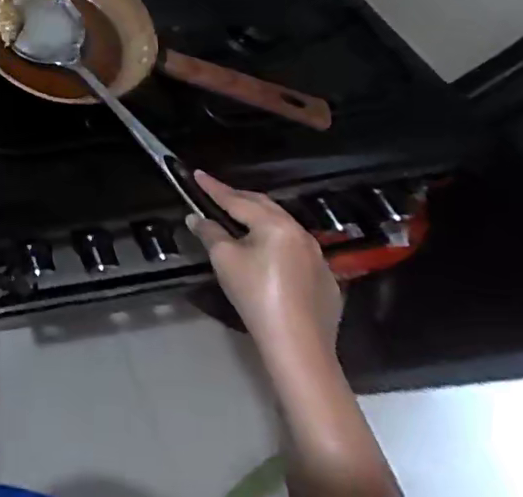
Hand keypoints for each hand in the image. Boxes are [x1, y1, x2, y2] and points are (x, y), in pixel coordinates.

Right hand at [189, 171, 342, 352]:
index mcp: (275, 224)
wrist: (300, 348)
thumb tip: (196, 217)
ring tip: (241, 220)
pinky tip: (268, 257)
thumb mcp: (225, 261)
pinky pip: (297, 250)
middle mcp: (300, 233)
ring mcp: (317, 256)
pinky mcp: (325, 279)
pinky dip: (278, 244)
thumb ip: (210, 233)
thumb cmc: (256, 297)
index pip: (238, 200)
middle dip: (239, 199)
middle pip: (264, 207)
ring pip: (283, 227)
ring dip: (260, 219)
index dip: (215, 188)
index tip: (198, 174)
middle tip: (218, 195)